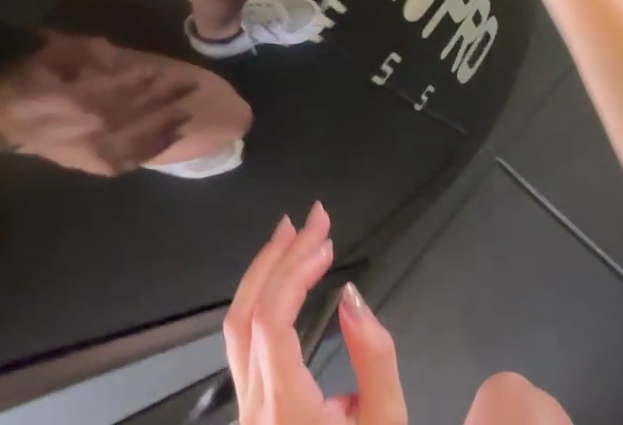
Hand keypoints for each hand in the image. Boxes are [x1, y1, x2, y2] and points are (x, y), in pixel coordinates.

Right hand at [0, 33, 196, 174]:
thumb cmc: (27, 81)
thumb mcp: (51, 55)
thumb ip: (85, 51)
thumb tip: (115, 53)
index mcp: (75, 99)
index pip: (119, 88)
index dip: (144, 80)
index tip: (167, 72)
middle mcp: (86, 128)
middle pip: (134, 113)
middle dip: (164, 100)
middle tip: (191, 87)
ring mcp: (89, 151)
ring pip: (135, 141)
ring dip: (164, 128)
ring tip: (188, 115)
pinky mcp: (88, 165)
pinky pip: (125, 162)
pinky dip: (149, 152)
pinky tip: (170, 141)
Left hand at [226, 204, 407, 424]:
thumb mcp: (387, 424)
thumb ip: (375, 359)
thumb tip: (353, 297)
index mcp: (287, 409)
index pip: (273, 321)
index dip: (295, 271)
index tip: (327, 240)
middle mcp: (256, 407)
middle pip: (246, 314)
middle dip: (278, 257)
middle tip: (312, 218)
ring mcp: (247, 411)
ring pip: (235, 328)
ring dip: (262, 273)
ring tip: (290, 236)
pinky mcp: (252, 411)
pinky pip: (243, 342)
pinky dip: (261, 299)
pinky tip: (281, 283)